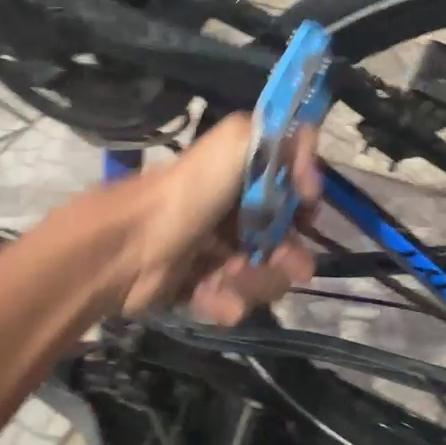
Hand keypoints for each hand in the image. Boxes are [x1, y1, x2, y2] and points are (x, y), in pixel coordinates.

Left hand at [118, 115, 317, 323]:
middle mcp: (236, 216)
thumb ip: (285, 140)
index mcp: (244, 179)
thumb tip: (313, 172)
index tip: (306, 209)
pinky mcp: (202, 291)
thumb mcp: (238, 139)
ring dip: (254, 281)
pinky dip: (223, 301)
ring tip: (229, 276)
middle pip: (286, 243)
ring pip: (264, 279)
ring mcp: (220, 256)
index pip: (293, 195)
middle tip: (288, 263)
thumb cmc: (190, 191)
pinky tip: (208, 293)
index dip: (305, 205)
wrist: (132, 246)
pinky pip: (233, 304)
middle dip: (289, 256)